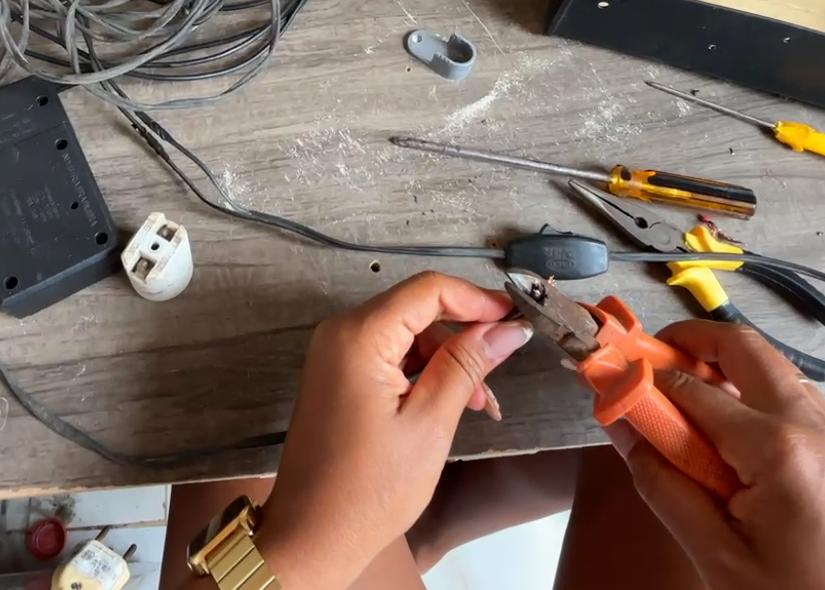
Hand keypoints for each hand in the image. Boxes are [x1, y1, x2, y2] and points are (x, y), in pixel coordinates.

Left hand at [256, 273, 532, 589]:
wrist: (311, 536)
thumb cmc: (365, 490)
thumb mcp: (429, 425)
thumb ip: (467, 366)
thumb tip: (504, 329)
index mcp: (359, 335)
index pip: (427, 289)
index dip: (475, 298)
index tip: (512, 315)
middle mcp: (341, 332)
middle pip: (416, 308)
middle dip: (463, 333)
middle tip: (503, 361)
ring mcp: (336, 351)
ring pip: (406, 332)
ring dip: (446, 357)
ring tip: (479, 402)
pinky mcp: (339, 372)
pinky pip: (389, 353)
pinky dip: (422, 370)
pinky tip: (450, 401)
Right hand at [610, 320, 824, 589]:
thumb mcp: (721, 560)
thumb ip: (663, 485)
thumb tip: (622, 428)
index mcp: (776, 447)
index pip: (687, 386)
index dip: (640, 378)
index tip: (609, 377)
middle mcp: (813, 425)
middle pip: (741, 344)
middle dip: (689, 341)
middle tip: (651, 365)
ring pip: (773, 369)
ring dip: (726, 369)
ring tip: (690, 410)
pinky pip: (798, 402)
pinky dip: (757, 399)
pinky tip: (738, 446)